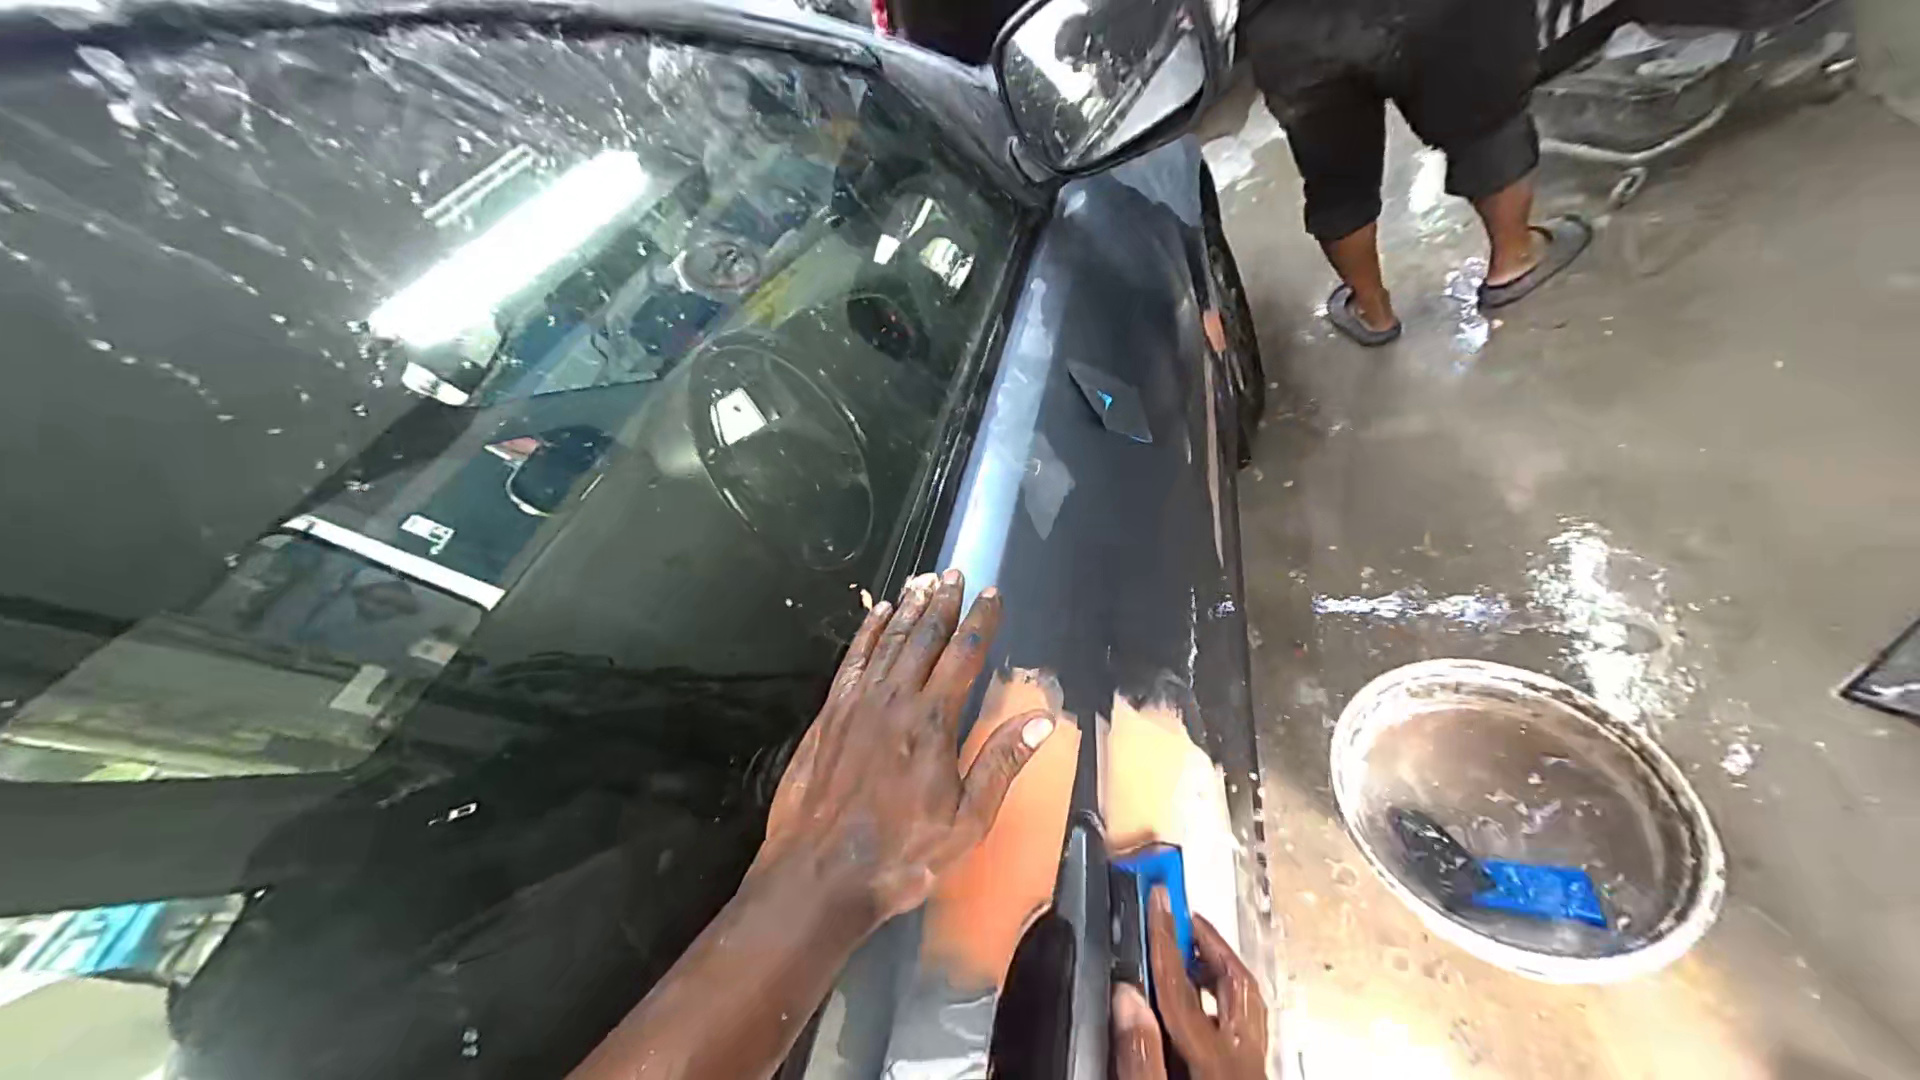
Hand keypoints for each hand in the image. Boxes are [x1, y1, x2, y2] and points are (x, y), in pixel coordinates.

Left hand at [751, 569, 1057, 926]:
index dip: (981, 621)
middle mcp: (896, 699)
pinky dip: (868, 631)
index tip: (992, 594)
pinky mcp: (831, 711)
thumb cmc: (901, 853)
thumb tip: (1042, 720)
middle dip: (945, 603)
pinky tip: (879, 612)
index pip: (963, 655)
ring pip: (889, 640)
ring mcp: (859, 702)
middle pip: (925, 637)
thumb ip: (1001, 763)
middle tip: (956, 574)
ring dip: (909, 607)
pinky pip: (854, 658)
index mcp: (933, 721)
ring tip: (924, 580)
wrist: (819, 873)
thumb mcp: (967, 822)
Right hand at [1112, 888, 1268, 1079]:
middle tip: (1179, 914)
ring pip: (1245, 1003)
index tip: (1157, 898)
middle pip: (1236, 985)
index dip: (1165, 938)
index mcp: (1219, 1068)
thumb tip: (1127, 995)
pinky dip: (1216, 997)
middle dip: (1207, 942)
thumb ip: (1139, 1057)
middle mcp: (1246, 1066)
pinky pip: (1240, 1023)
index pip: (1184, 989)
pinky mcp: (1246, 1077)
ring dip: (1215, 967)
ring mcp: (1252, 1072)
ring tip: (1182, 949)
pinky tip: (1189, 1004)